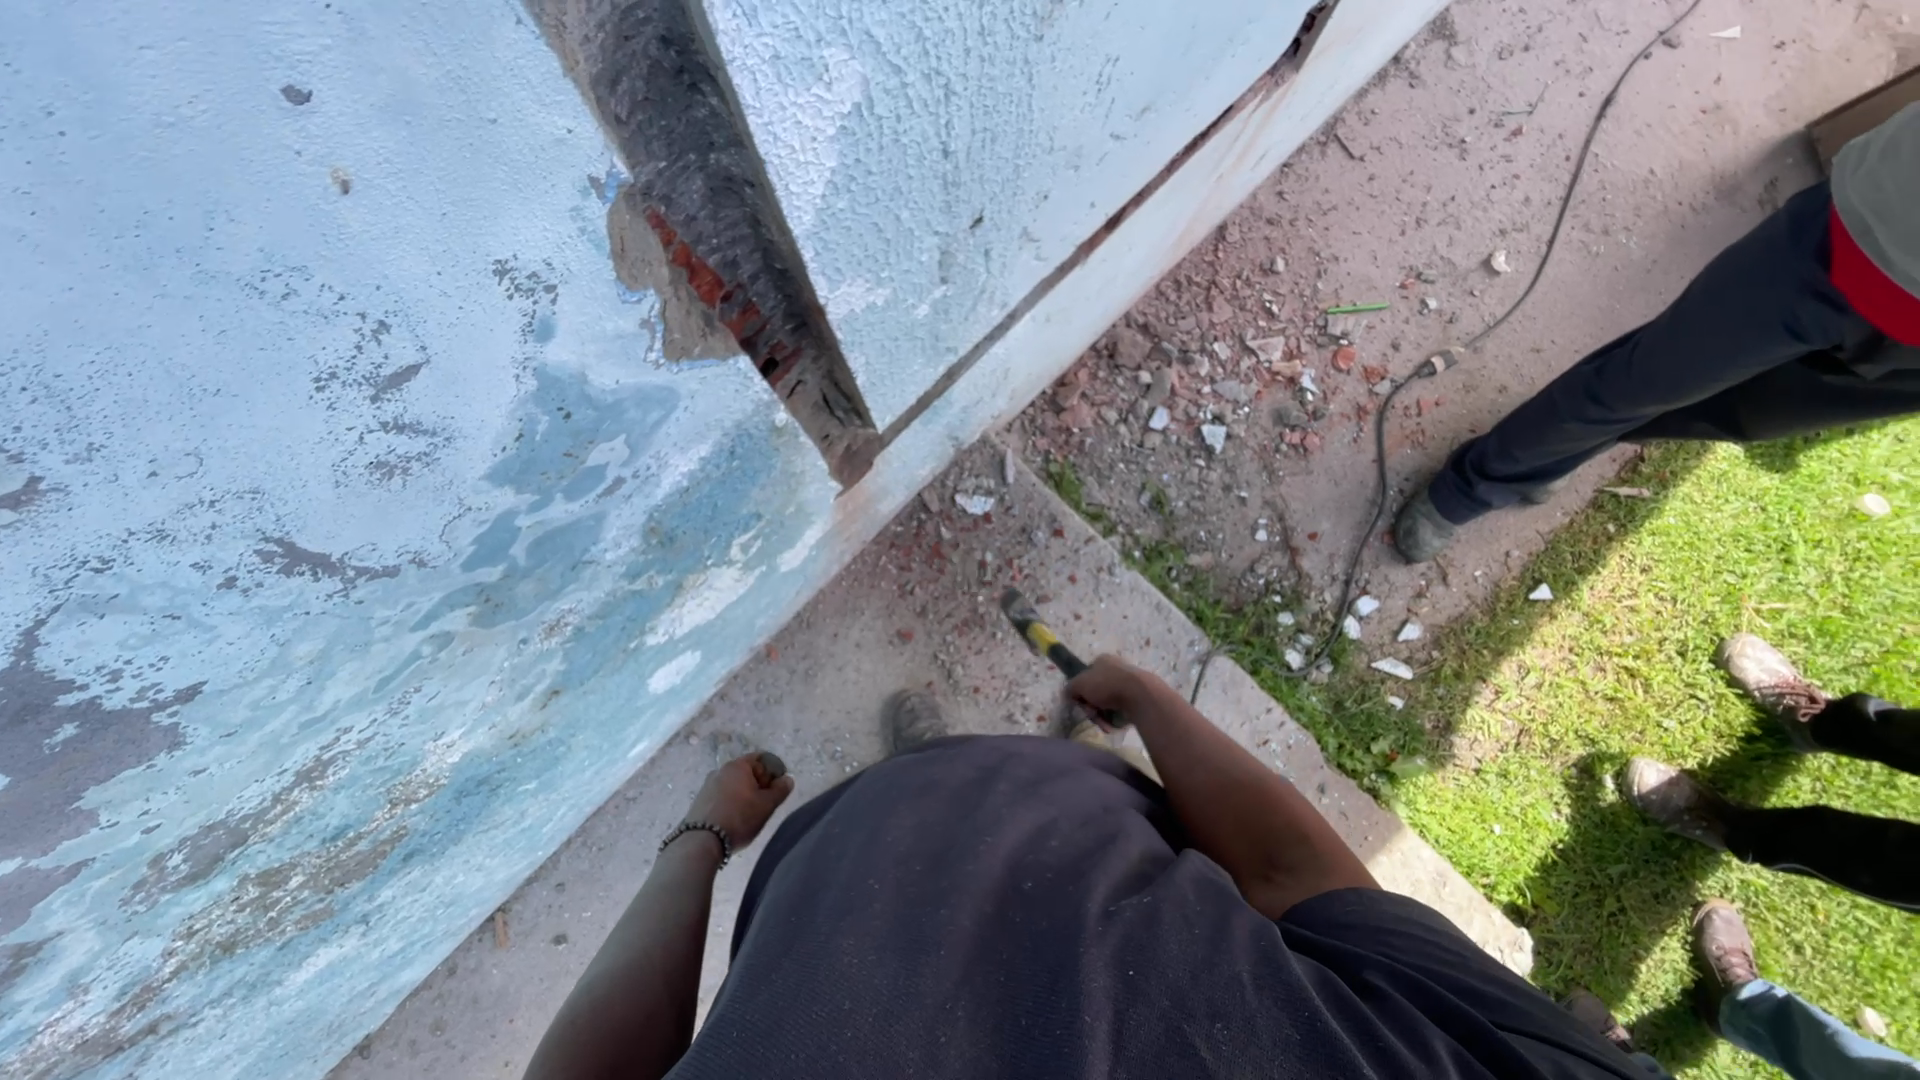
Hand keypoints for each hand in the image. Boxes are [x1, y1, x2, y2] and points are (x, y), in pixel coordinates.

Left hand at [684, 752, 794, 849]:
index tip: (777, 789)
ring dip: (743, 795)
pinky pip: (721, 796)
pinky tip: (733, 819)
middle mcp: (720, 770)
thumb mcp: (767, 805)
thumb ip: (780, 790)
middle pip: (746, 772)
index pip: (761, 758)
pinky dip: (730, 803)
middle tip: (766, 803)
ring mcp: (707, 786)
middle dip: (758, 784)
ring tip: (749, 814)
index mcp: (738, 766)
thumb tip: (787, 779)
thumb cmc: (739, 818)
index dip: (773, 771)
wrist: (701, 841)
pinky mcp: (699, 801)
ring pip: (732, 785)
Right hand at [1065, 654, 1158, 721]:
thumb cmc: (1106, 685)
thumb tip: (1069, 694)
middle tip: (1093, 715)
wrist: (1139, 695)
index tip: (1081, 702)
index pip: (1086, 675)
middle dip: (1092, 707)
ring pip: (1108, 703)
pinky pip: (1122, 710)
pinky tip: (1115, 725)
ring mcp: (1129, 682)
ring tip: (1105, 724)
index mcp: (1102, 660)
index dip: (1081, 690)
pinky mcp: (1139, 697)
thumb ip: (1070, 688)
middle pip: (1096, 692)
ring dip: (1103, 716)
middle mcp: (1116, 668)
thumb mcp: (1079, 684)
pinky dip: (1116, 718)